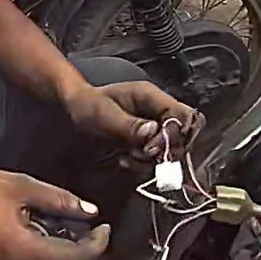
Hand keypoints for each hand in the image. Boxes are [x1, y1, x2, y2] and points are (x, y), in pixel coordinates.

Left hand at [64, 81, 202, 161]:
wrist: (76, 109)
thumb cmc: (87, 105)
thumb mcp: (104, 114)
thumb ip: (129, 125)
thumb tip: (153, 132)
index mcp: (150, 96)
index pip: (183, 115)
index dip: (175, 134)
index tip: (154, 148)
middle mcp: (157, 110)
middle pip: (184, 133)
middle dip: (167, 149)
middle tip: (144, 154)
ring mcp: (153, 125)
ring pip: (172, 147)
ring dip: (153, 158)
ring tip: (130, 156)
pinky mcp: (147, 139)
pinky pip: (157, 156)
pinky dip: (144, 163)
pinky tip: (126, 160)